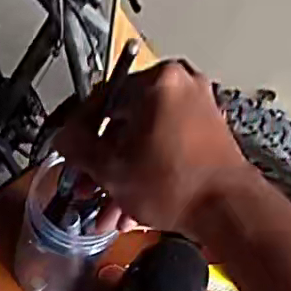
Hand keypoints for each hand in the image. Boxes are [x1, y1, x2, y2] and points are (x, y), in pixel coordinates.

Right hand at [53, 59, 258, 235]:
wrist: (225, 209)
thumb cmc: (179, 185)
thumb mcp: (113, 171)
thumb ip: (81, 150)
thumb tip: (66, 139)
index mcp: (158, 81)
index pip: (102, 100)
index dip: (80, 133)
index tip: (71, 152)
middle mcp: (181, 87)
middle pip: (124, 125)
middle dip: (103, 166)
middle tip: (88, 186)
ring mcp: (197, 111)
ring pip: (144, 144)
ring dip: (122, 179)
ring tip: (109, 209)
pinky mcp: (206, 137)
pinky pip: (164, 152)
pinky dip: (146, 176)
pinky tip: (132, 207)